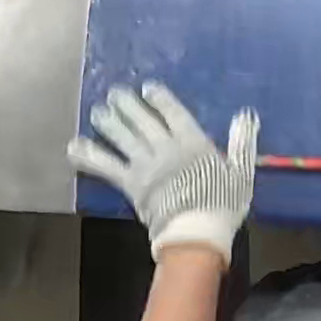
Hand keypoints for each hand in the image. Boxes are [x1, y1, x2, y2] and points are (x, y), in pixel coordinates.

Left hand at [69, 81, 256, 261]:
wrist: (196, 232)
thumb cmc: (223, 204)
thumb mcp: (240, 172)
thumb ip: (242, 142)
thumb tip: (246, 115)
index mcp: (192, 142)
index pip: (173, 112)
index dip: (159, 98)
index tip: (147, 88)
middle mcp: (165, 147)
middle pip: (142, 120)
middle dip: (128, 105)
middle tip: (114, 93)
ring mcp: (145, 164)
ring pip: (123, 137)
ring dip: (108, 123)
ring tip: (97, 112)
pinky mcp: (130, 183)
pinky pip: (106, 166)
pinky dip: (89, 156)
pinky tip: (74, 147)